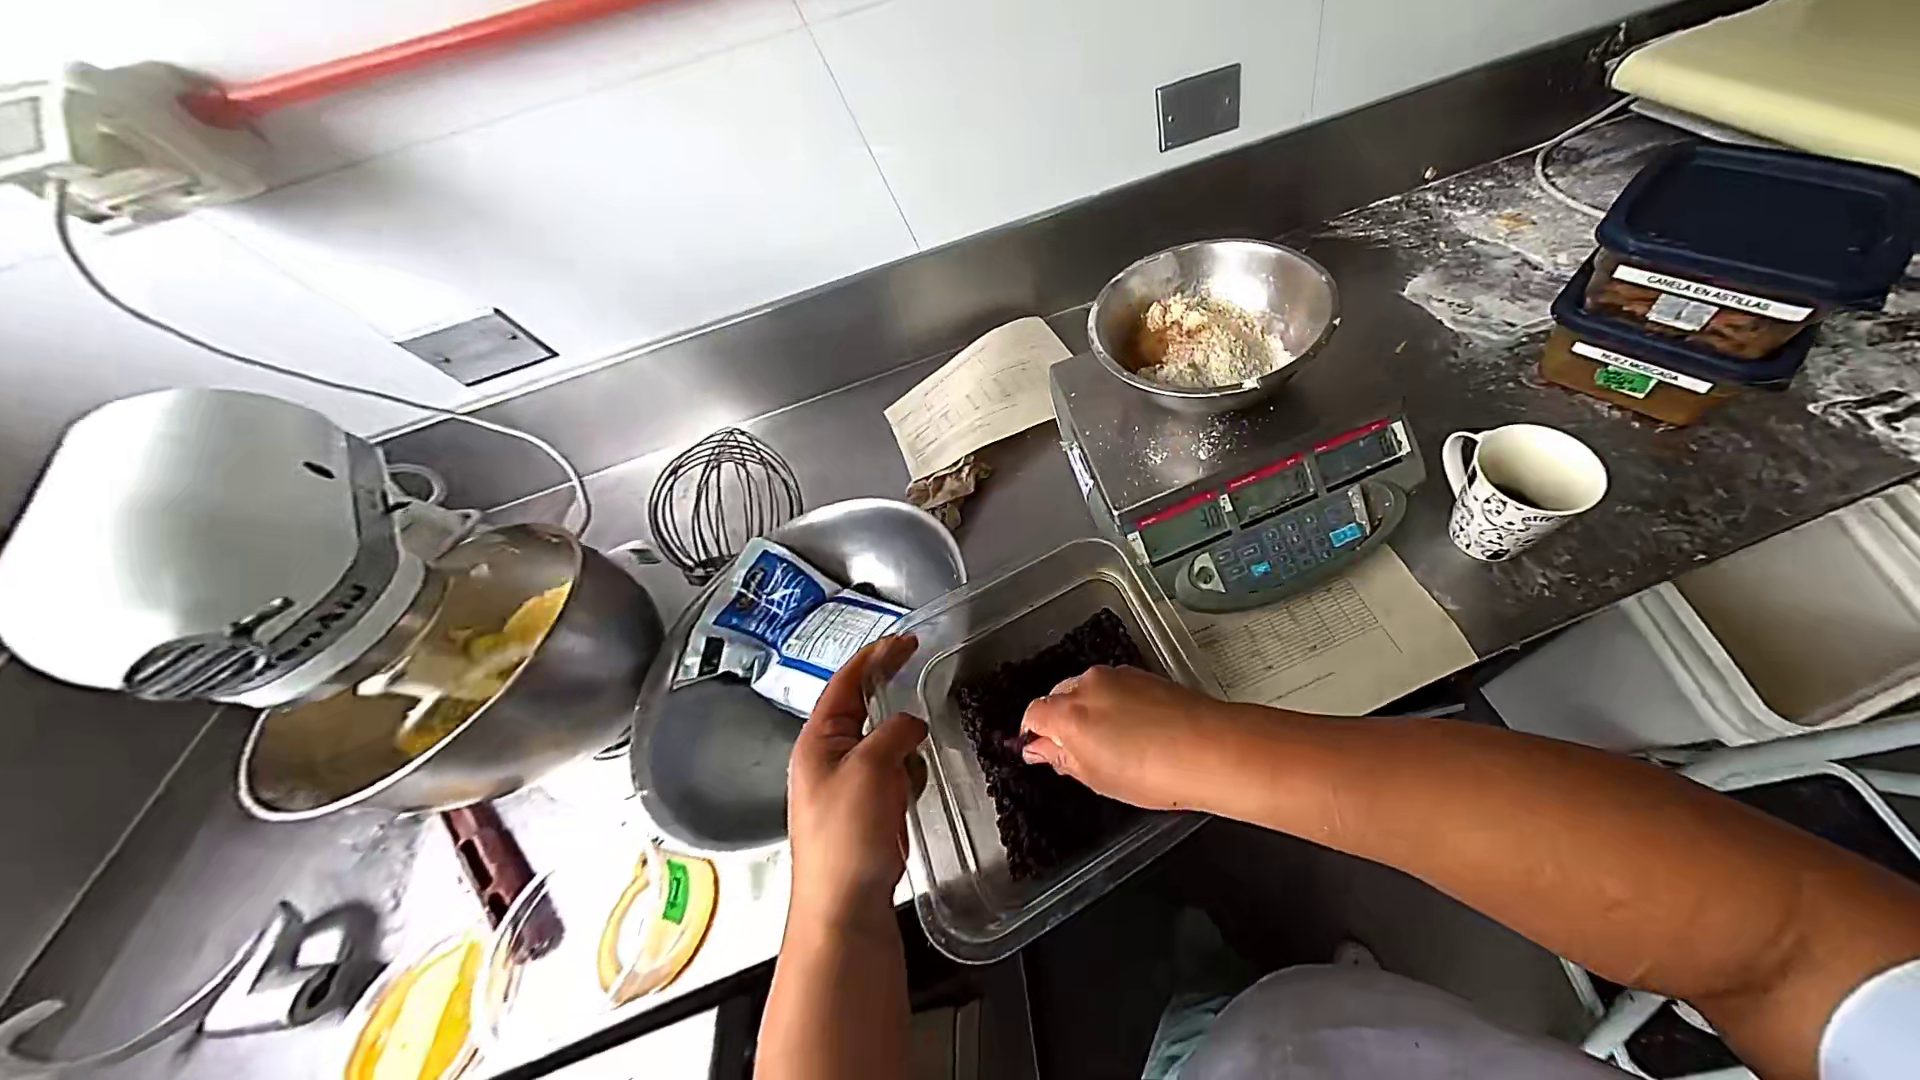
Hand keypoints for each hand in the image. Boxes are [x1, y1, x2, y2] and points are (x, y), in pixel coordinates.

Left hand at [788, 636, 927, 922]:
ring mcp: (849, 784)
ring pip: (886, 745)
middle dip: (890, 706)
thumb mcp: (871, 768)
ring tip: (900, 781)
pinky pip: (894, 775)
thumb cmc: (846, 836)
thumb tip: (911, 724)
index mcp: (818, 741)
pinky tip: (905, 801)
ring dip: (901, 752)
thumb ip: (895, 732)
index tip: (904, 640)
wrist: (845, 907)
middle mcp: (830, 757)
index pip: (846, 683)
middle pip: (865, 711)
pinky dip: (906, 779)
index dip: (875, 658)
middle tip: (913, 673)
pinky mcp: (868, 808)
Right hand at [1019, 665, 1240, 810]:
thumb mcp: (1095, 777)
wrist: (1214, 750)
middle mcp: (1087, 684)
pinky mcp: (1141, 673)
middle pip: (1057, 697)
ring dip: (1089, 712)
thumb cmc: (1157, 771)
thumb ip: (1060, 757)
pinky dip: (1114, 704)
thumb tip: (1038, 748)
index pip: (1033, 714)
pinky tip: (1135, 731)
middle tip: (1079, 753)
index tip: (1040, 749)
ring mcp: (1116, 675)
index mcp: (1068, 712)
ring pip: (1086, 690)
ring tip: (1115, 745)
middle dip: (1060, 721)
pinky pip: (1113, 687)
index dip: (1033, 734)